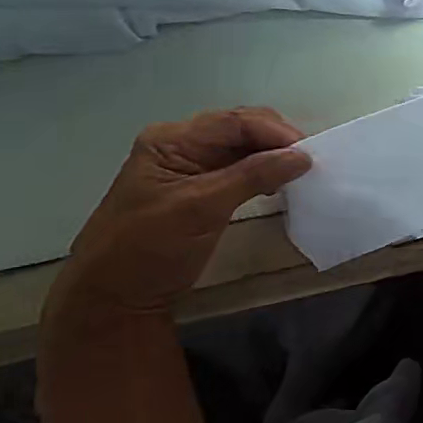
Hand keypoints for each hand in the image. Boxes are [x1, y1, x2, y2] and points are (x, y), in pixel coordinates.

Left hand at [48, 108, 311, 315]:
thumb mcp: (201, 209)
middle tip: (308, 162)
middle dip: (276, 140)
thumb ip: (252, 176)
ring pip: (243, 147)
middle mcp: (181, 145)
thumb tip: (303, 157)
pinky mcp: (202, 188)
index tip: (308, 152)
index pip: (233, 122)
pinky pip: (240, 167)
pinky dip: (263, 171)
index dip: (274, 132)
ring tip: (299, 172)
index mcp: (170, 141)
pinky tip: (279, 183)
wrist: (114, 300)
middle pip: (240, 128)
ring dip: (273, 156)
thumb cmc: (149, 249)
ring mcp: (191, 166)